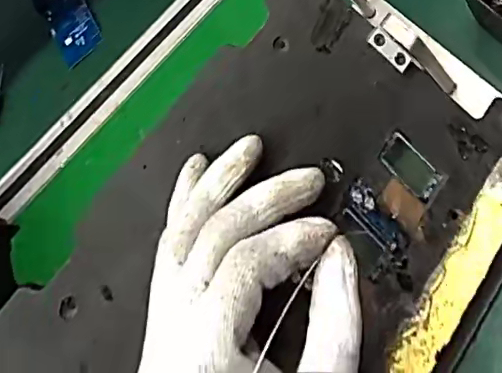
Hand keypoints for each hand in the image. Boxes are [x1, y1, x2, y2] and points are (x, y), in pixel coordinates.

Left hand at [138, 134, 359, 372]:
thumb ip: (332, 327)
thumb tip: (339, 256)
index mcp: (205, 352)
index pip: (246, 260)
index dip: (292, 235)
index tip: (329, 233)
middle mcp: (173, 335)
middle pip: (215, 235)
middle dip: (266, 197)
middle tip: (309, 179)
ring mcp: (162, 329)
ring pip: (181, 234)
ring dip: (217, 184)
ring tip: (247, 149)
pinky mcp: (165, 328)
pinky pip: (167, 253)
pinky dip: (183, 207)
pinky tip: (194, 175)